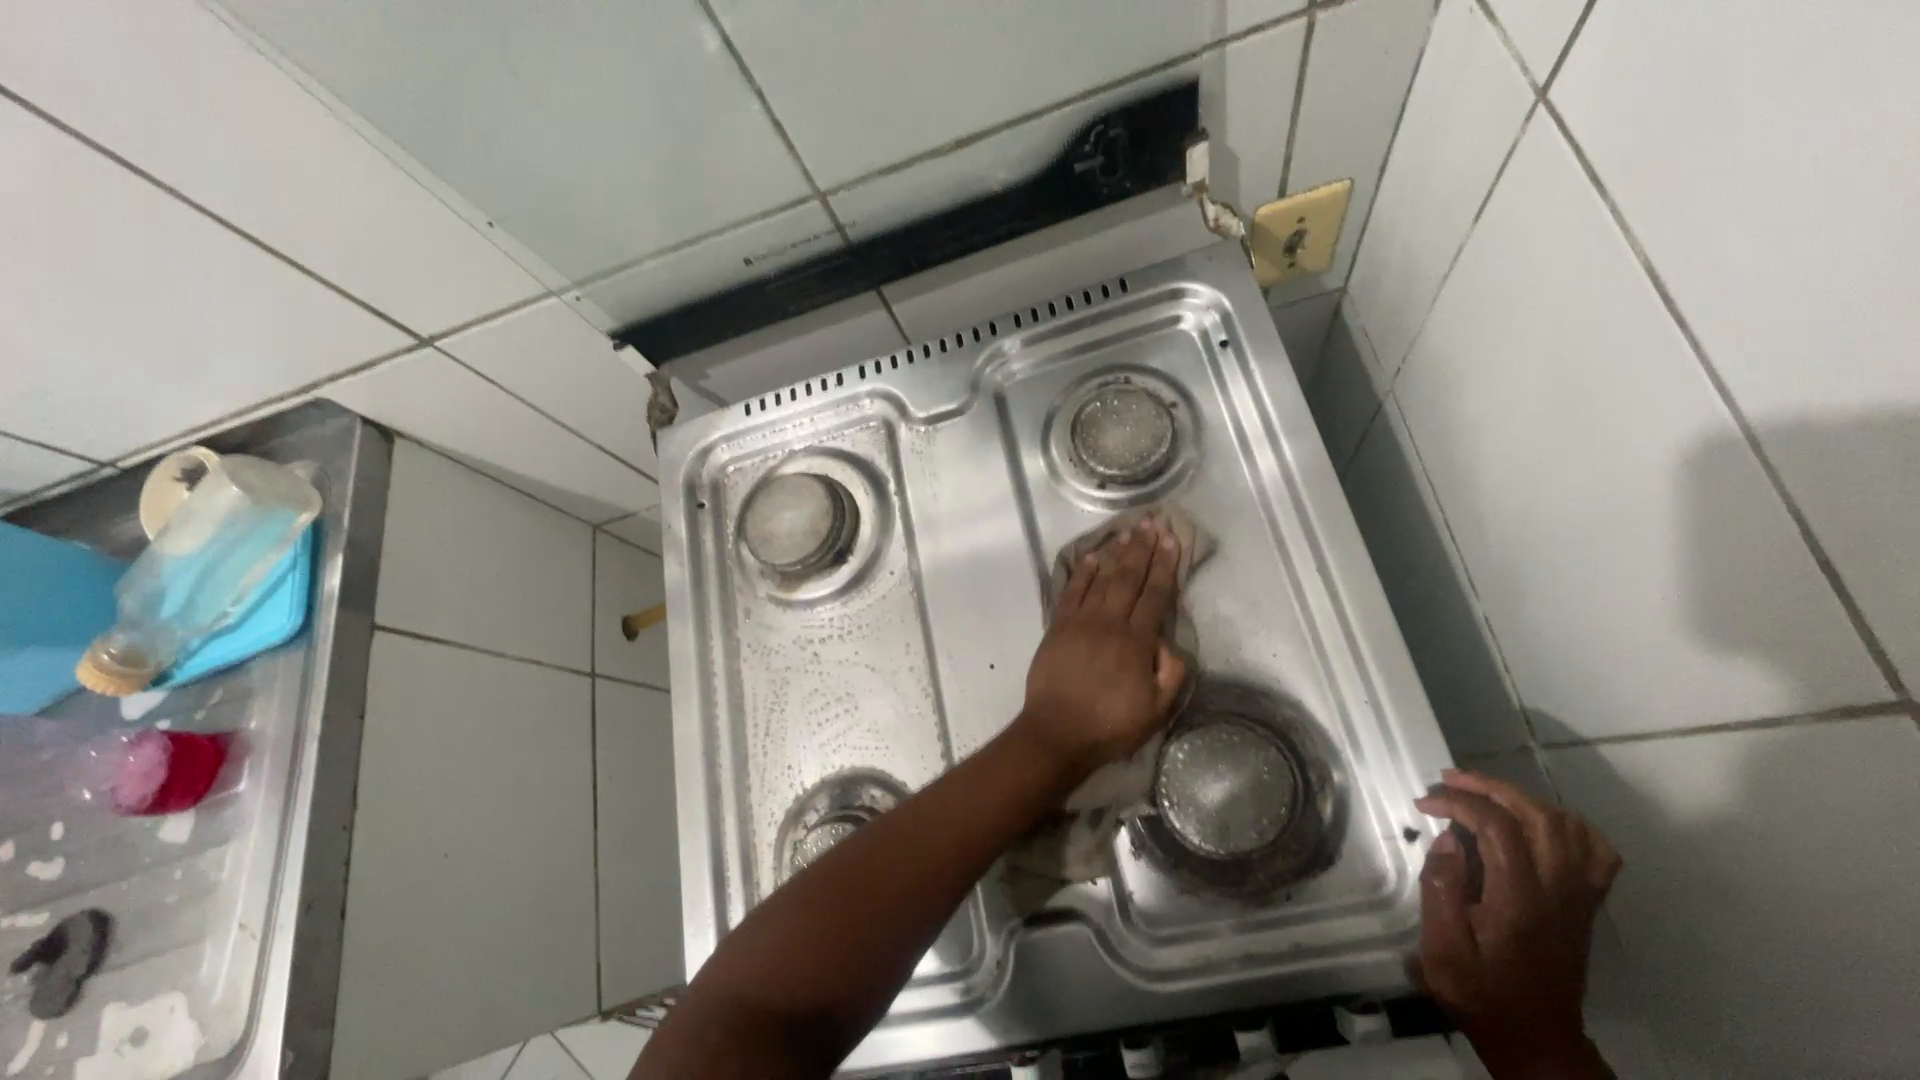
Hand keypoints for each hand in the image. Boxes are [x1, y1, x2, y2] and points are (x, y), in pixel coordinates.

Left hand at [1018, 518, 1187, 773]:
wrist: (1057, 733)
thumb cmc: (1110, 725)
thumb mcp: (1156, 709)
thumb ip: (1171, 673)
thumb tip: (1169, 643)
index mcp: (1136, 641)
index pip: (1155, 594)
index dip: (1165, 566)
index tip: (1171, 540)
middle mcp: (1109, 623)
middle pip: (1129, 578)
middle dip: (1143, 549)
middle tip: (1152, 522)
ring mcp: (1080, 622)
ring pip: (1101, 579)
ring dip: (1115, 553)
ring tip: (1128, 531)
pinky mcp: (1057, 628)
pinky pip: (1071, 592)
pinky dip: (1081, 573)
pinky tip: (1090, 556)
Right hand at [1415, 769, 1622, 1077]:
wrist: (1534, 1035)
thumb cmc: (1480, 993)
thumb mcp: (1441, 949)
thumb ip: (1441, 889)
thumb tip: (1447, 840)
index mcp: (1519, 900)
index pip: (1497, 827)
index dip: (1458, 803)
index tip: (1424, 802)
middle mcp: (1557, 890)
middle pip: (1536, 815)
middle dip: (1489, 787)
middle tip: (1447, 781)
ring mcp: (1579, 895)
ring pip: (1567, 825)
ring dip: (1522, 798)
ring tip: (1482, 793)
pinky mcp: (1586, 902)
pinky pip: (1595, 850)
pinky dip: (1569, 824)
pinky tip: (1539, 821)